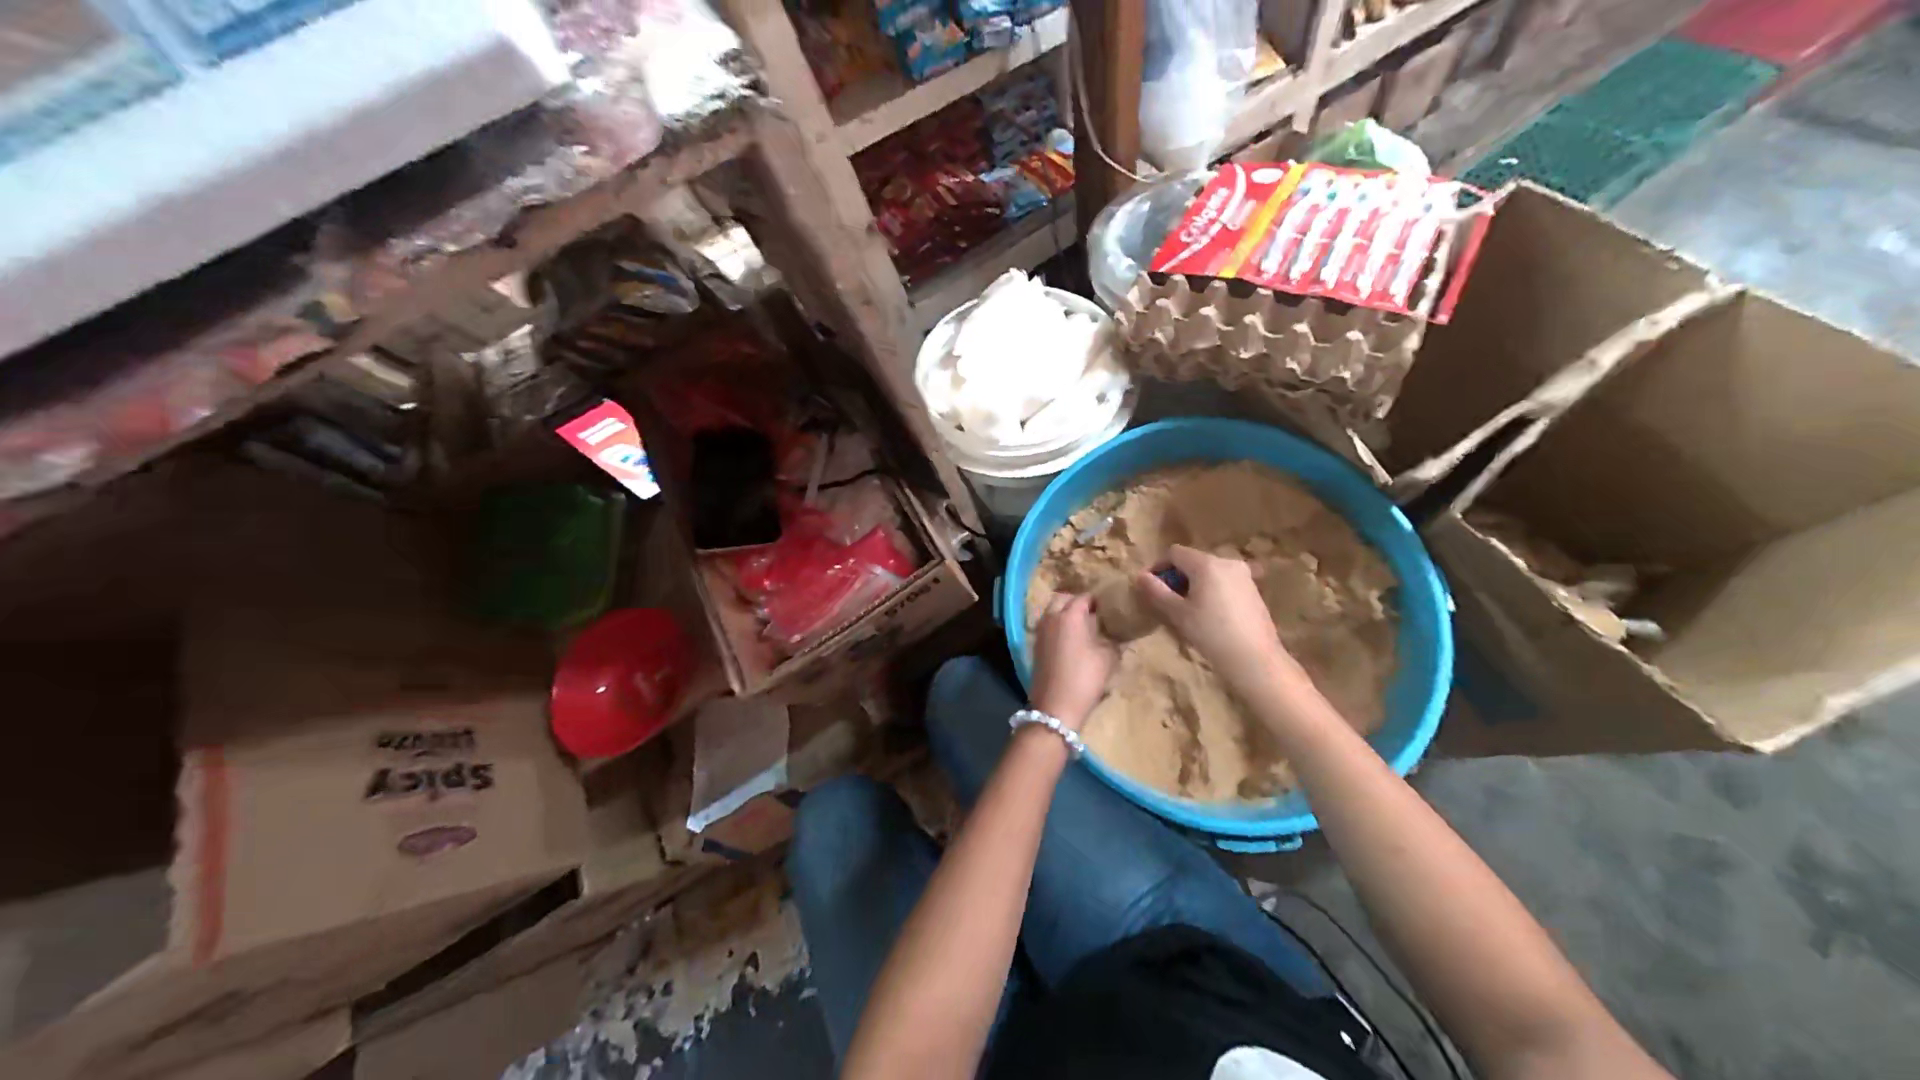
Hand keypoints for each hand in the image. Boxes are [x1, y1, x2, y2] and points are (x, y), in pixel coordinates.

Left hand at [1029, 593, 1115, 728]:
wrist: (1055, 707)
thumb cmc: (1085, 678)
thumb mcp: (1108, 658)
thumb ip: (1114, 641)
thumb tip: (1119, 635)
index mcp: (1070, 615)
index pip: (1084, 597)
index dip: (1098, 600)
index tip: (1110, 606)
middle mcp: (1051, 618)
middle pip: (1063, 599)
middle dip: (1077, 602)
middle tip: (1094, 613)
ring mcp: (1040, 631)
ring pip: (1051, 611)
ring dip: (1065, 613)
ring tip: (1083, 626)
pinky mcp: (1035, 645)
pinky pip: (1047, 625)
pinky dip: (1057, 625)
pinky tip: (1071, 639)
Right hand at [1137, 545, 1311, 698]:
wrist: (1254, 657)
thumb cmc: (1211, 633)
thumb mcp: (1177, 613)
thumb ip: (1157, 591)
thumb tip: (1140, 576)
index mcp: (1206, 563)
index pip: (1174, 553)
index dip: (1158, 566)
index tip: (1150, 587)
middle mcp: (1226, 562)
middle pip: (1193, 560)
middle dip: (1177, 576)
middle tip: (1167, 600)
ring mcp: (1243, 574)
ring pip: (1209, 571)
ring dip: (1194, 583)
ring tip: (1187, 609)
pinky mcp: (1253, 589)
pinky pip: (1224, 581)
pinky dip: (1211, 589)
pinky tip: (1209, 614)